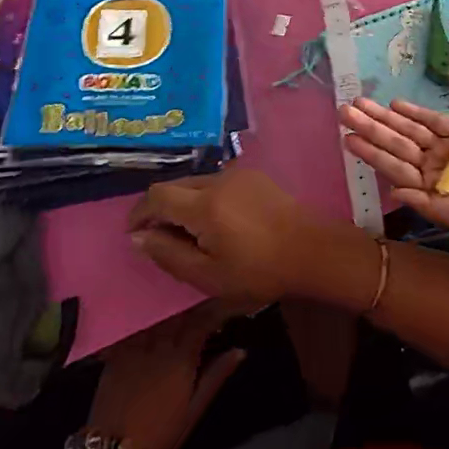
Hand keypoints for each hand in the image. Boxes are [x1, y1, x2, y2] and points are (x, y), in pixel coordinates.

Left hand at [88, 298, 249, 448]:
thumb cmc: (162, 434)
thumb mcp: (195, 408)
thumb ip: (216, 375)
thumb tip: (239, 350)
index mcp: (181, 357)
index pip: (201, 322)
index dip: (214, 311)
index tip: (224, 304)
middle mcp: (157, 346)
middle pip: (178, 316)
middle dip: (193, 307)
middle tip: (203, 302)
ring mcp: (133, 348)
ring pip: (155, 319)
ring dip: (170, 311)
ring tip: (179, 309)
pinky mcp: (114, 356)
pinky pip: (132, 329)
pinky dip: (145, 322)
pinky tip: (150, 322)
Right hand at [129, 168, 363, 303]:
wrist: (314, 251)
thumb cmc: (260, 270)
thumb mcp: (208, 274)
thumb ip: (168, 254)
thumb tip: (138, 237)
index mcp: (204, 203)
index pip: (156, 195)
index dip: (139, 213)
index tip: (134, 233)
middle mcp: (219, 179)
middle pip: (176, 186)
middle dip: (161, 209)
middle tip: (161, 239)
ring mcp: (241, 175)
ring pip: (197, 183)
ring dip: (184, 203)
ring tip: (189, 234)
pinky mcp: (257, 177)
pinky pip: (219, 183)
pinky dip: (206, 198)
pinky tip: (216, 223)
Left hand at [340, 97, 448, 239]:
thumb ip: (430, 204)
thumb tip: (394, 192)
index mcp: (430, 189)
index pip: (393, 167)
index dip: (371, 151)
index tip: (348, 137)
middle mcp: (434, 169)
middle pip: (396, 144)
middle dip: (371, 127)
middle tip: (345, 110)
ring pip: (412, 131)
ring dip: (388, 117)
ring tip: (362, 103)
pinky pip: (438, 123)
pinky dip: (419, 114)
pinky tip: (398, 105)